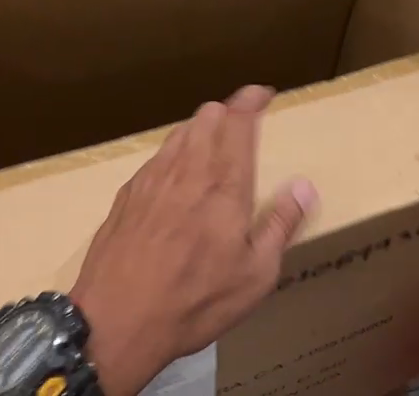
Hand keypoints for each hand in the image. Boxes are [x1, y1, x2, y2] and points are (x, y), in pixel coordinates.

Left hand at [71, 85, 318, 395]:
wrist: (114, 324)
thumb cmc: (194, 301)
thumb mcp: (255, 276)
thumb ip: (281, 224)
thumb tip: (304, 185)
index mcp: (225, 182)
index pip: (239, 118)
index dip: (252, 98)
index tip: (263, 94)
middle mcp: (188, 168)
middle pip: (208, 114)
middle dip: (228, 114)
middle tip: (241, 132)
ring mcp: (153, 178)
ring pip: (180, 132)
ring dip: (200, 132)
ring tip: (210, 156)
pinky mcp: (127, 194)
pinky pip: (157, 158)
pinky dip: (174, 157)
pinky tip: (176, 187)